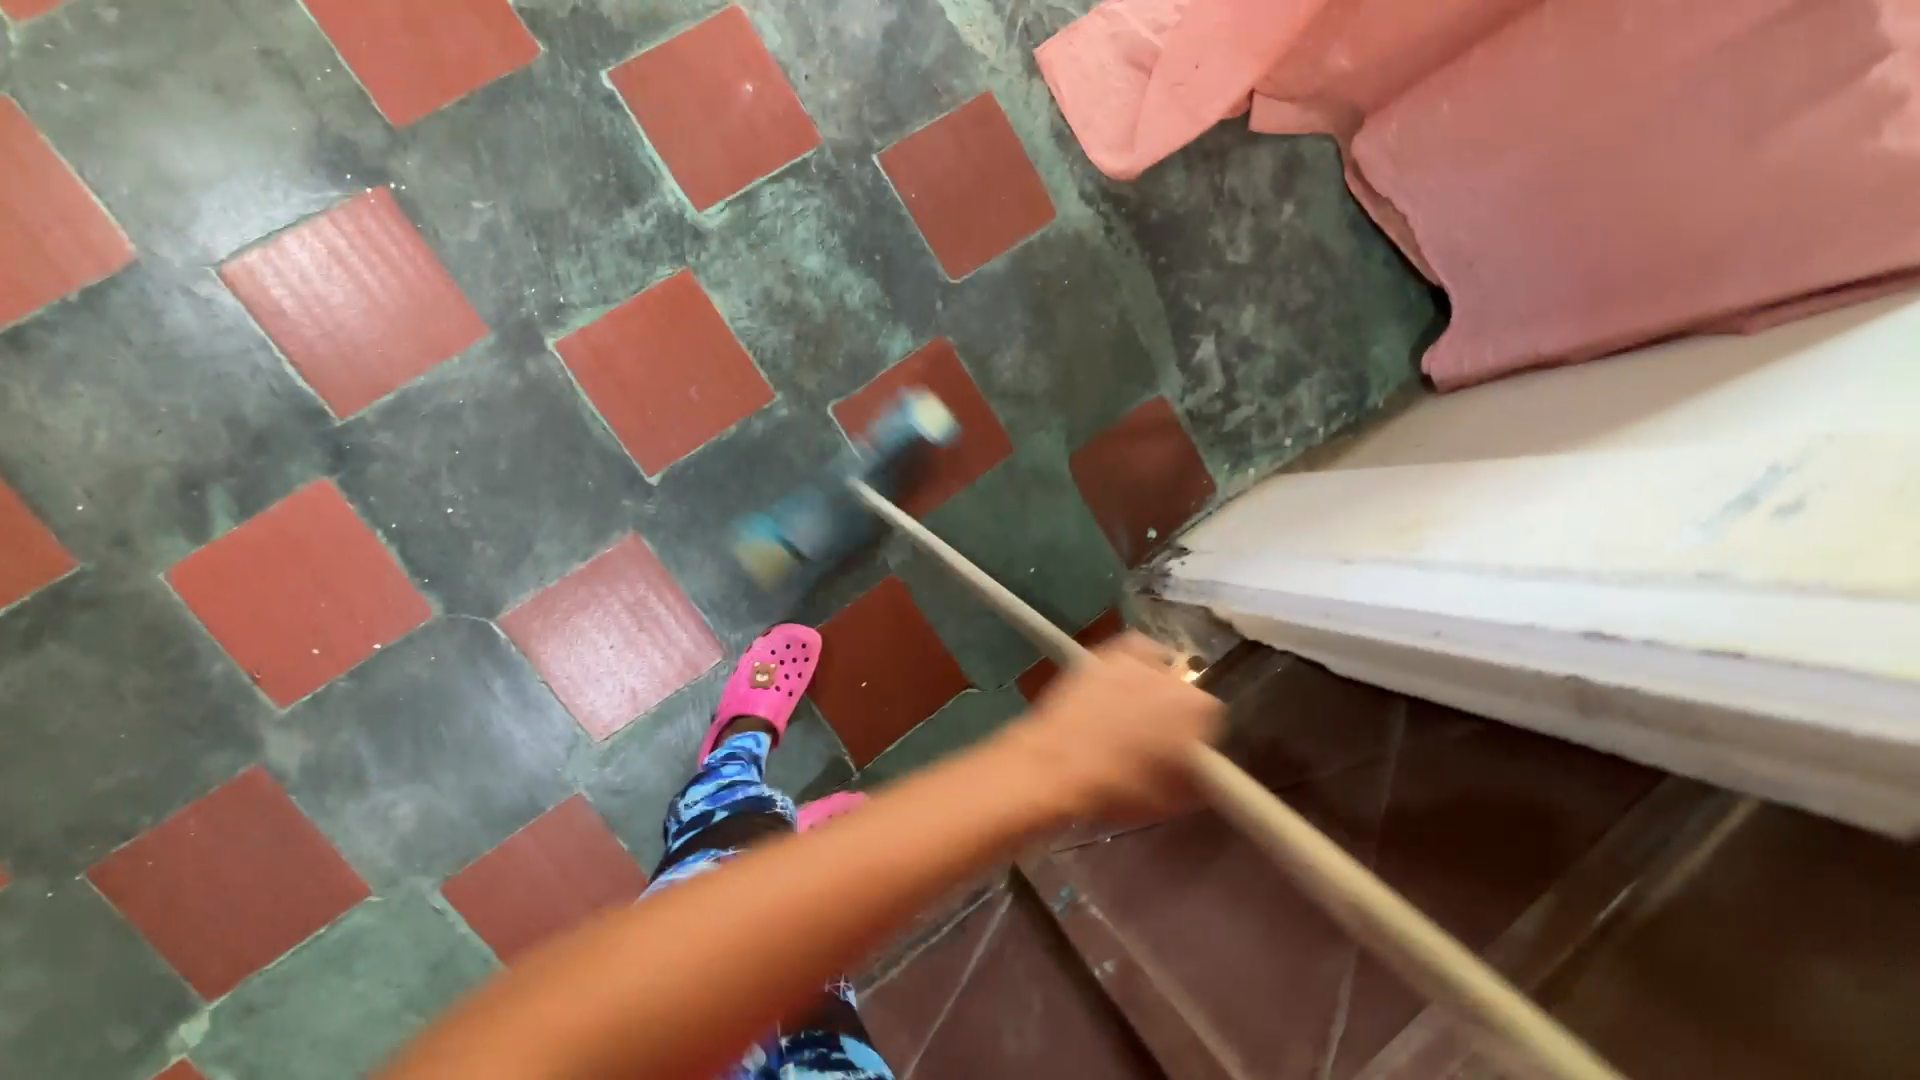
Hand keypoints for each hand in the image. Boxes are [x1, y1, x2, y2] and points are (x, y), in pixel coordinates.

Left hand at [988, 633, 1224, 826]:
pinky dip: (1135, 661)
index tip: (1182, 756)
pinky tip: (1128, 678)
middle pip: (1185, 693)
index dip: (1196, 741)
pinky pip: (1134, 649)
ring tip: (1132, 715)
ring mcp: (1138, 660)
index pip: (1212, 721)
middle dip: (1174, 714)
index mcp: (1201, 711)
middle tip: (1154, 741)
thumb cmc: (1119, 789)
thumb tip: (1203, 773)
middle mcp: (1176, 678)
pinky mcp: (1106, 653)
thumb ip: (1200, 779)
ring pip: (1160, 671)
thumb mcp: (1173, 800)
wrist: (1057, 766)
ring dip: (1153, 690)